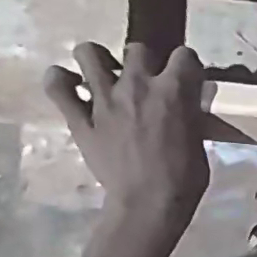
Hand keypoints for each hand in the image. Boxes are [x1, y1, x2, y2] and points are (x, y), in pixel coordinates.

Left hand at [44, 41, 210, 256]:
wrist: (148, 207)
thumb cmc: (184, 179)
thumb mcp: (199, 141)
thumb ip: (188, 115)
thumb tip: (184, 107)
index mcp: (174, 91)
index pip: (184, 55)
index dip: (186, 67)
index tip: (185, 81)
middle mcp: (137, 86)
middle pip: (137, 49)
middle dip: (144, 62)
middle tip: (145, 83)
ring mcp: (104, 101)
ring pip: (88, 53)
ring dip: (97, 60)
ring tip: (104, 75)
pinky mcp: (80, 119)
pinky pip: (57, 87)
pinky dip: (60, 82)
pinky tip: (69, 87)